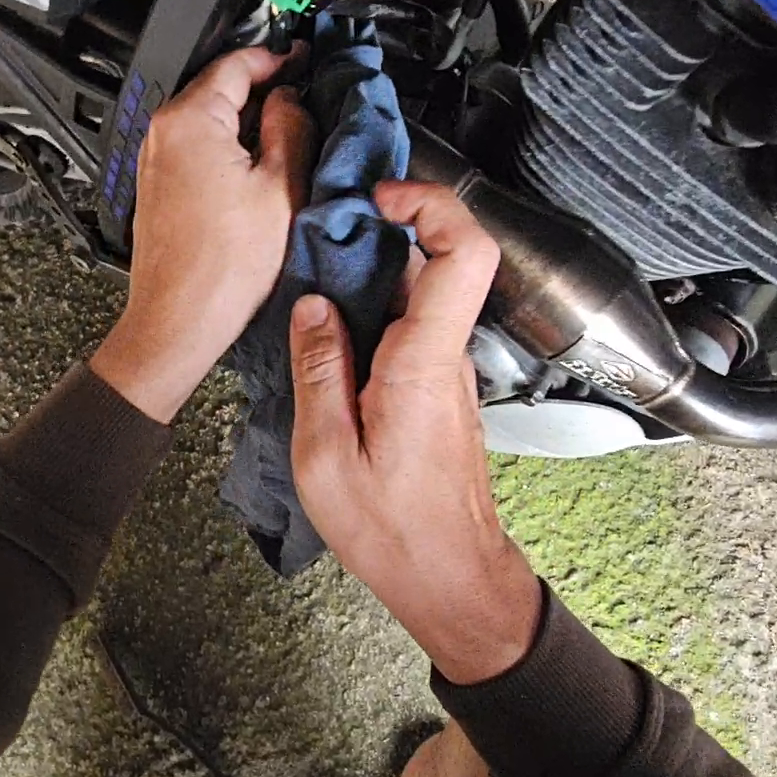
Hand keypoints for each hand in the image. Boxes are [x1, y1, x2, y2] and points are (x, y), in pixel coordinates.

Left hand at [90, 45, 314, 422]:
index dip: (276, 59)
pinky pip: (195, 154)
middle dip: (261, 95)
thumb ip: (290, 128)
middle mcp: (162, 134)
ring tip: (281, 153)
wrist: (179, 320)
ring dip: (244, 129)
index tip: (298, 63)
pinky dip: (224, 155)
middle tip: (300, 110)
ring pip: (208, 124)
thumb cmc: (221, 269)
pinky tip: (250, 183)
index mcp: (191, 120)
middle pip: (219, 90)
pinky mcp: (155, 189)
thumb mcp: (280, 189)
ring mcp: (153, 162)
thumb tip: (289, 100)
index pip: (237, 63)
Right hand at [288, 181, 541, 684]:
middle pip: (437, 264)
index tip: (379, 198)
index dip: (430, 205)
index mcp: (423, 366)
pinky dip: (375, 313)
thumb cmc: (391, 531)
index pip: (463, 255)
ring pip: (420, 297)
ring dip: (371, 276)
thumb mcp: (326, 455)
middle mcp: (447, 359)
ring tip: (313, 286)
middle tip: (319, 238)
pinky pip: (411, 330)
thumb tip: (314, 305)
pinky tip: (332, 333)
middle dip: (380, 233)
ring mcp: (448, 375)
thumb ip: (318, 371)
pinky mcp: (438, 392)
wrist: (451, 578)